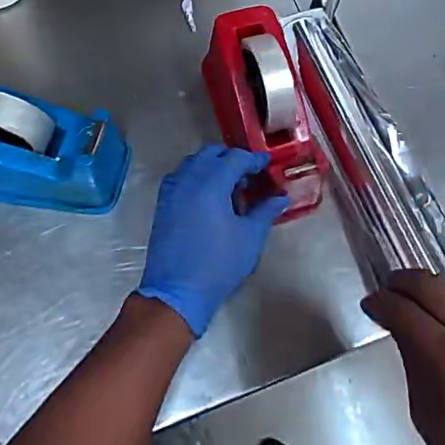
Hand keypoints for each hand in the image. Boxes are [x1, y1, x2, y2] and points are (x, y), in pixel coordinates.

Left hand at [136, 145, 289, 336]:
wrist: (176, 291)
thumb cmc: (218, 264)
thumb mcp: (249, 238)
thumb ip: (265, 212)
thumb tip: (281, 197)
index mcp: (211, 181)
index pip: (236, 157)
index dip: (254, 159)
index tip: (266, 164)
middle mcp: (189, 177)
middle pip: (212, 153)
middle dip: (231, 158)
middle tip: (248, 174)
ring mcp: (173, 188)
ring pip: (194, 162)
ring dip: (212, 165)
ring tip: (229, 186)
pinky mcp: (163, 201)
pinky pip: (182, 176)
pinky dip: (197, 176)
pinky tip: (208, 197)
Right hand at [362, 271, 444, 444]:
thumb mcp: (429, 417)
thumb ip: (413, 366)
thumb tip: (403, 334)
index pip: (403, 310)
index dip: (381, 303)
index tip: (370, 304)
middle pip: (428, 285)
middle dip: (401, 282)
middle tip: (386, 290)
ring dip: (425, 285)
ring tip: (410, 295)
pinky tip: (440, 308)